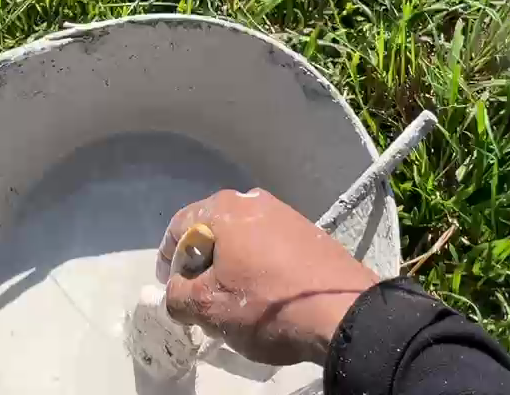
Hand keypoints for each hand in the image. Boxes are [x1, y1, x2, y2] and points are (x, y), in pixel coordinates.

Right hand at [158, 189, 378, 365]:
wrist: (341, 311)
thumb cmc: (267, 305)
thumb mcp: (210, 309)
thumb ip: (178, 297)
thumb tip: (175, 290)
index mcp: (223, 209)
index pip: (179, 226)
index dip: (168, 259)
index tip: (170, 287)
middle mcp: (251, 199)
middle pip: (210, 229)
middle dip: (200, 262)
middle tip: (199, 296)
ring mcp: (281, 211)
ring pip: (240, 236)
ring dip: (229, 262)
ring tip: (232, 298)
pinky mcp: (305, 229)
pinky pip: (266, 243)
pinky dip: (256, 262)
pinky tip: (263, 291)